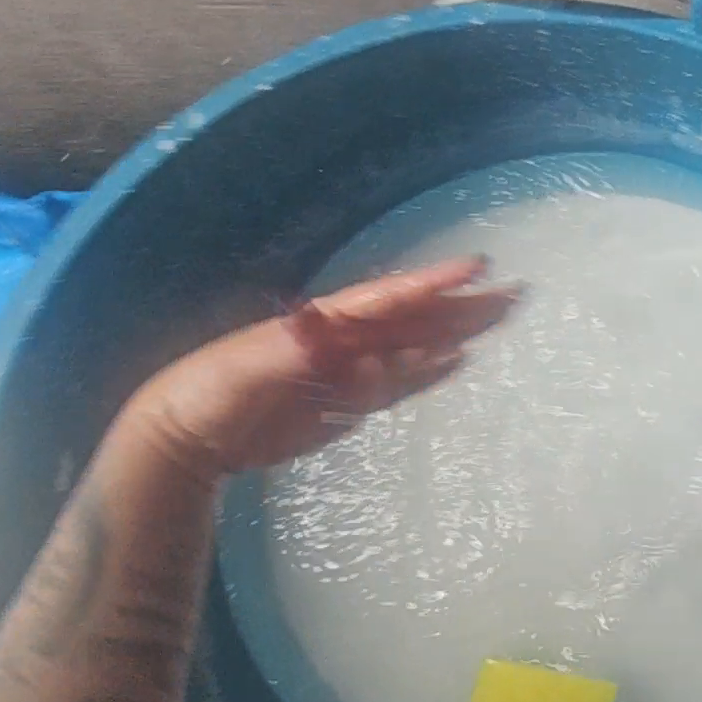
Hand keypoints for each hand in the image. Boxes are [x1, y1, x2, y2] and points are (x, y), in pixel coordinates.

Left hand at [121, 256, 517, 477]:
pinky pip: (404, 380)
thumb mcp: (247, 370)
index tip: (477, 266)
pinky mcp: (353, 399)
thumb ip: (304, 355)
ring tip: (497, 320)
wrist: (189, 435)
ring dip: (457, 332)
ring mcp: (355, 368)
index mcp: (327, 323)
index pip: (392, 298)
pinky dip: (432, 370)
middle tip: (512, 294)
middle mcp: (350, 339)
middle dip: (464, 305)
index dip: (435, 283)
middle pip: (417, 318)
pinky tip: (457, 360)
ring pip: (418, 345)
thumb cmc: (214, 393)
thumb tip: (363, 355)